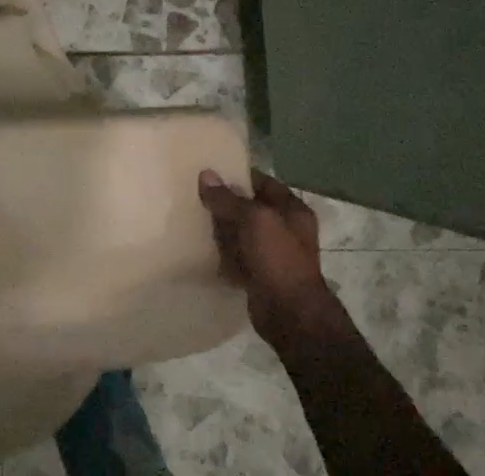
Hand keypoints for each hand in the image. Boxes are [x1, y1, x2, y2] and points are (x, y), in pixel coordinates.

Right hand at [198, 169, 344, 344]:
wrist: (289, 313)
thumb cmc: (278, 258)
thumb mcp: (253, 219)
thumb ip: (228, 198)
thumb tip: (206, 175)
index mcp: (292, 210)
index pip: (263, 182)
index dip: (238, 175)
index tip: (210, 171)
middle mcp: (285, 229)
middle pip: (249, 207)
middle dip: (225, 203)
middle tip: (194, 194)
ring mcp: (272, 253)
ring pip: (240, 232)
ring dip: (221, 228)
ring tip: (192, 217)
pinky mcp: (258, 273)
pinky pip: (235, 255)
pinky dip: (221, 252)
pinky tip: (201, 246)